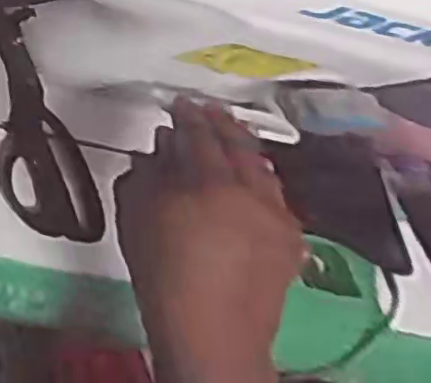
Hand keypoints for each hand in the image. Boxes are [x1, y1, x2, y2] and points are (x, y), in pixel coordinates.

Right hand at [114, 99, 304, 382]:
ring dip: (247, 150)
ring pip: (266, 172)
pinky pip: (278, 198)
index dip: (187, 115)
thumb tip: (164, 146)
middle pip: (242, 148)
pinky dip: (262, 179)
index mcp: (213, 183)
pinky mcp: (291, 246)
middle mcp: (255, 197)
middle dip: (224, 126)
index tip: (179, 103)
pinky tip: (251, 178)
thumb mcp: (138, 206)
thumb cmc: (161, 263)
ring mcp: (279, 222)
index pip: (200, 135)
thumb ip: (152, 169)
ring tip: (231, 138)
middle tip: (207, 111)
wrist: (208, 327)